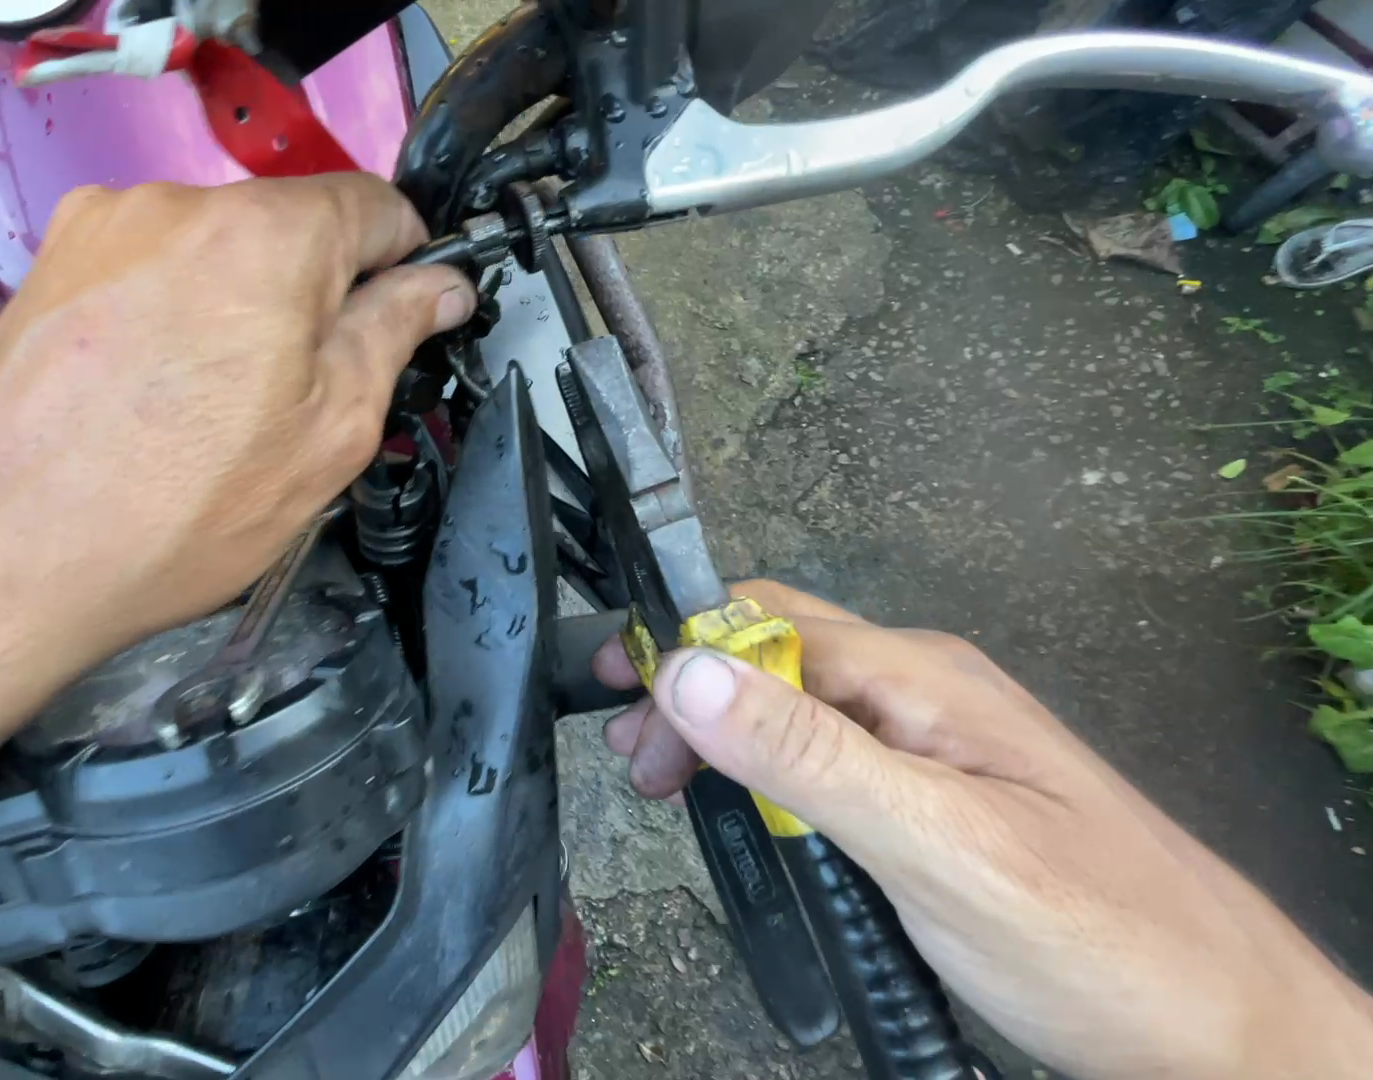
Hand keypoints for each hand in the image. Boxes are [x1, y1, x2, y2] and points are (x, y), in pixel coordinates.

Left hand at [0, 175, 471, 737]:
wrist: (11, 562)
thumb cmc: (190, 512)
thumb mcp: (330, 434)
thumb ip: (394, 335)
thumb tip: (442, 284)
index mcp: (266, 237)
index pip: (374, 206)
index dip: (403, 263)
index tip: (397, 319)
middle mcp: (177, 202)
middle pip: (290, 227)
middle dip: (316, 296)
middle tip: (297, 392)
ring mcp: (100, 226)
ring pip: (218, 248)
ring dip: (243, 305)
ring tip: (214, 401)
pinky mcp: (50, 263)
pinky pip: (150, 267)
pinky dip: (176, 311)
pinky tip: (155, 389)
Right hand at [593, 580, 1372, 1079]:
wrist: (1230, 1041)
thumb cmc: (1092, 941)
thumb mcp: (934, 846)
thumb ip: (807, 757)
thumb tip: (688, 670)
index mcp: (916, 676)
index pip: (764, 628)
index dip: (681, 653)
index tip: (618, 698)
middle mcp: (913, 683)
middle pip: (768, 649)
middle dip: (686, 685)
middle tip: (633, 756)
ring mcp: (919, 731)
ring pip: (785, 694)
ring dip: (713, 723)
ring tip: (661, 776)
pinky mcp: (917, 779)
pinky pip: (813, 743)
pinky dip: (753, 759)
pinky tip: (733, 793)